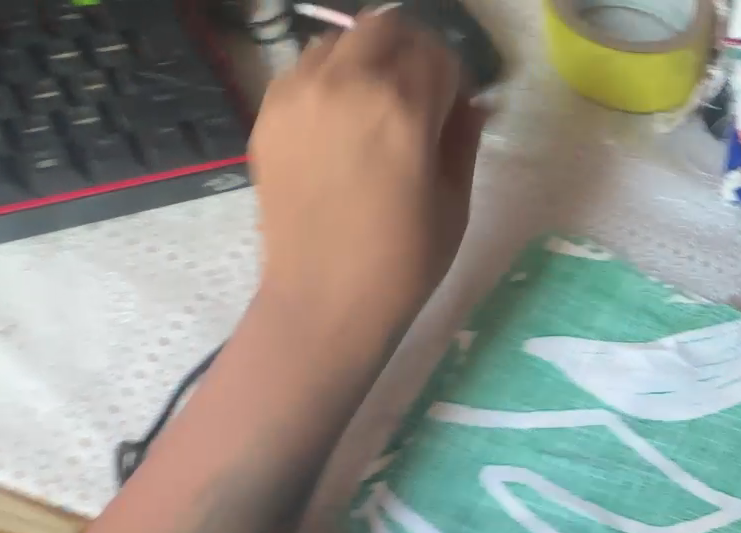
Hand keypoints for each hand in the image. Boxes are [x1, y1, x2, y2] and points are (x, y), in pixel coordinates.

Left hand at [248, 9, 484, 339]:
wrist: (327, 295)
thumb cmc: (407, 261)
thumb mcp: (455, 204)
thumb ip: (462, 141)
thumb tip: (472, 104)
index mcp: (403, 109)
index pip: (438, 56)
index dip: (458, 79)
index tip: (461, 108)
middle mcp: (346, 82)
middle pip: (386, 29)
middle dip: (414, 53)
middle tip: (426, 94)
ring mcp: (298, 91)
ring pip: (341, 41)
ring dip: (371, 61)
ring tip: (382, 110)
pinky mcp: (269, 109)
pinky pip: (306, 68)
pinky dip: (333, 80)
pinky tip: (346, 125)